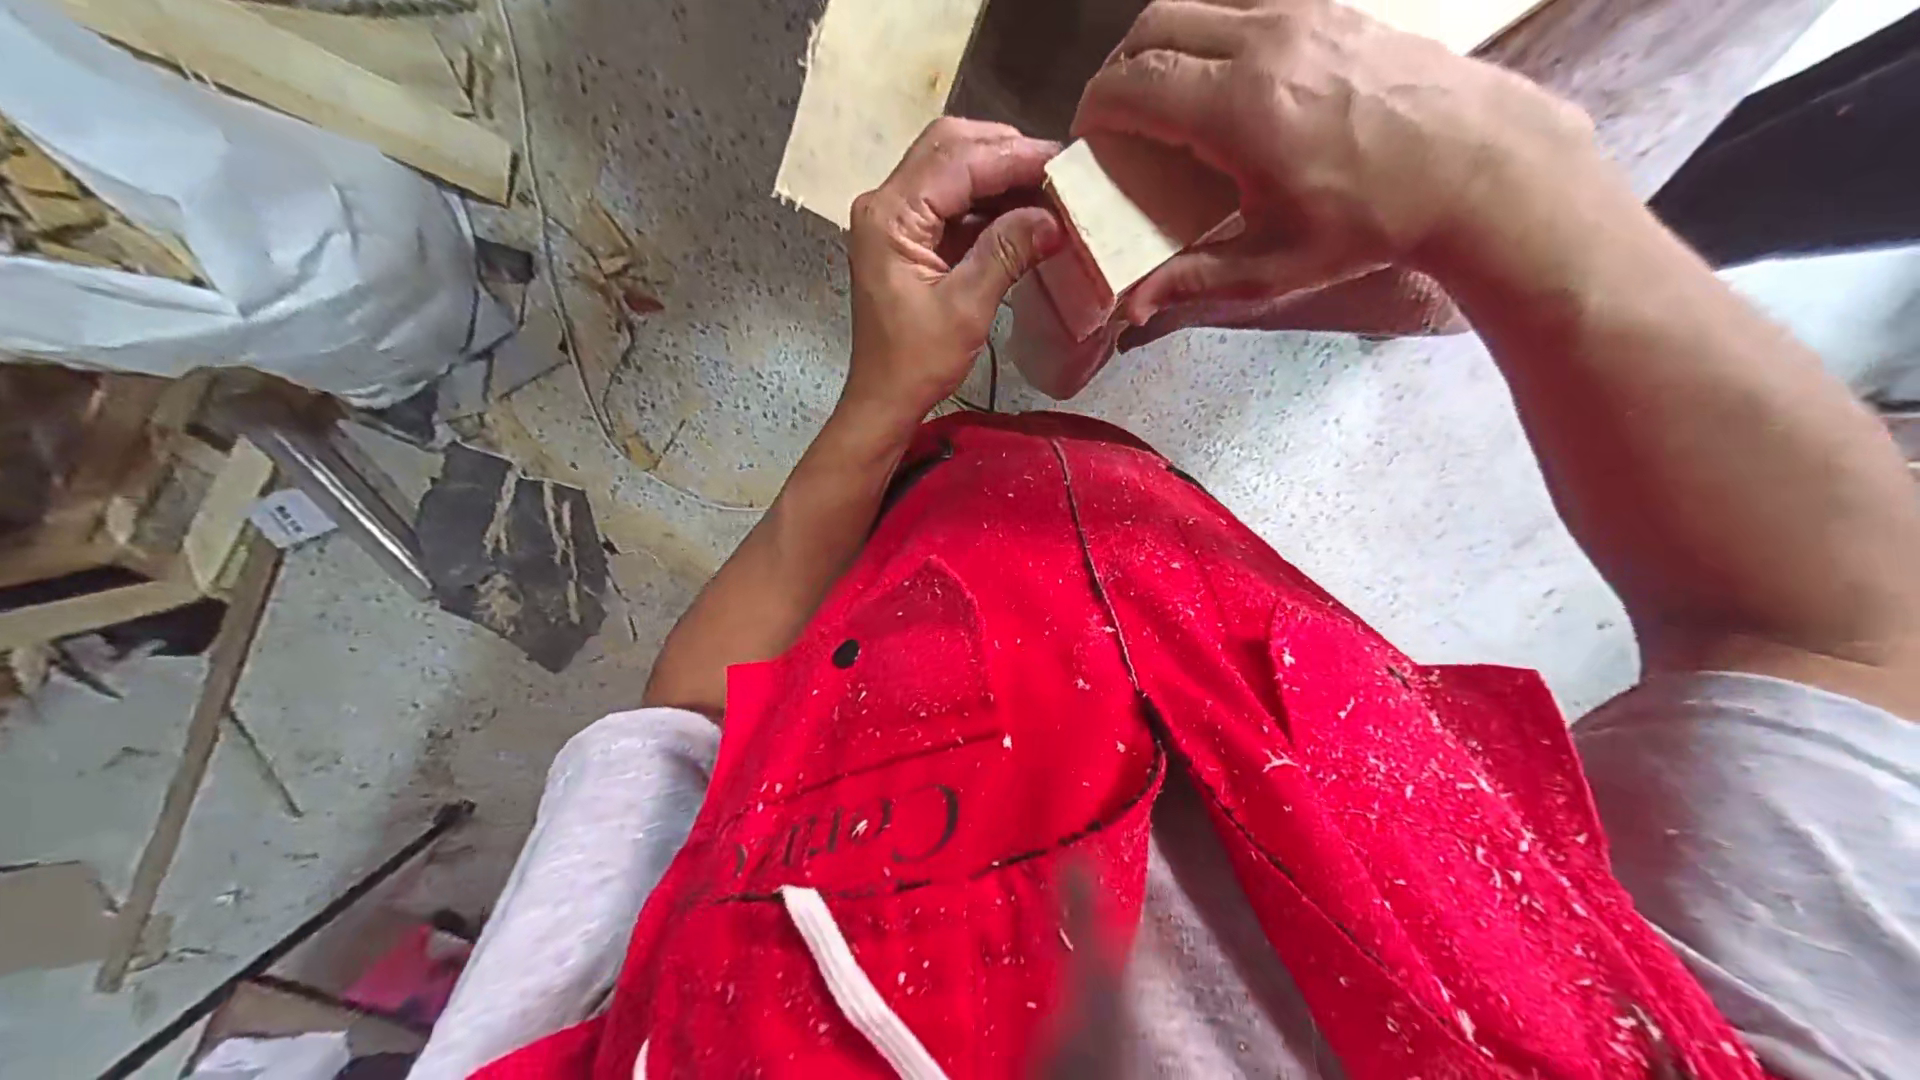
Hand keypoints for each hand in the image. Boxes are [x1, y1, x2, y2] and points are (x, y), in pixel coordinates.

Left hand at [845, 118, 1065, 426]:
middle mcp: (885, 204)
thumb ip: (1006, 253)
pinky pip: (951, 204)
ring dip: (998, 177)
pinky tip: (1022, 213)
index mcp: (890, 216)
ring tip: (1047, 191)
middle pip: (949, 149)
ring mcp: (894, 219)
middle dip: (1005, 154)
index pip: (956, 160)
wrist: (885, 398)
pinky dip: (987, 204)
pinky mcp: (907, 238)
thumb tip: (1053, 218)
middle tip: (1056, 171)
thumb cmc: (918, 363)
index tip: (1064, 161)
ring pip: (951, 171)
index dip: (1014, 157)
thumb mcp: (966, 308)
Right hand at [1072, 0, 1600, 324]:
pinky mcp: (1326, 9)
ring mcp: (1298, 15)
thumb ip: (1190, 280)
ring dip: (1156, 51)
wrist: (1478, 166)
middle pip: (1150, 28)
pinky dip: (1202, 42)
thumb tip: (1130, 307)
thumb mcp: (1270, 267)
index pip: (1133, 83)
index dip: (1094, 109)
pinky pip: (1236, 9)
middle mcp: (1262, 44)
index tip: (1086, 142)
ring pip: (1192, 9)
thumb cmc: (1369, 224)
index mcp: (1240, 110)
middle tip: (1112, 123)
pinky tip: (1214, 91)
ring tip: (1156, 107)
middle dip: (1114, 73)